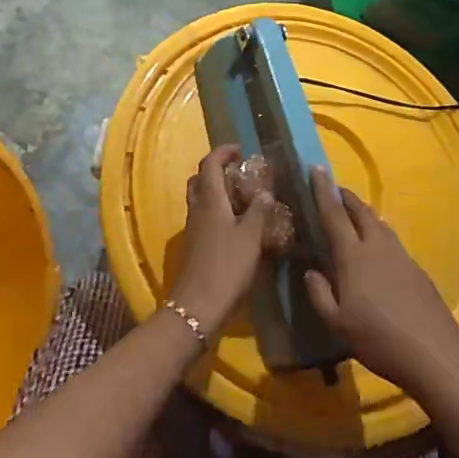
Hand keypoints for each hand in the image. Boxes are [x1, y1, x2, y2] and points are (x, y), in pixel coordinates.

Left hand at [170, 146, 279, 330]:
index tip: (240, 150)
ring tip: (245, 199)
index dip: (222, 153)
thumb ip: (258, 212)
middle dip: (217, 171)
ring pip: (201, 200)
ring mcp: (194, 229)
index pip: (209, 165)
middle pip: (200, 180)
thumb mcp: (250, 237)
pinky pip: (205, 218)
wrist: (199, 307)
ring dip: (218, 192)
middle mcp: (197, 210)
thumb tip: (264, 193)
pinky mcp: (196, 246)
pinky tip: (239, 226)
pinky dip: (219, 213)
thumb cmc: (227, 266)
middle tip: (240, 174)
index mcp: (210, 201)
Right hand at [303, 167, 458, 394]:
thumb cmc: (377, 338)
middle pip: (361, 212)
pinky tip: (376, 254)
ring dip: (364, 215)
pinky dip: (378, 236)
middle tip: (334, 192)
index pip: (334, 214)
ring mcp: (401, 256)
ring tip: (353, 218)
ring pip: (379, 225)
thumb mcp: (337, 323)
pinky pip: (392, 242)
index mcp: (353, 256)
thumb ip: (319, 294)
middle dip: (346, 197)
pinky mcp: (417, 269)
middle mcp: (378, 247)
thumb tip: (310, 272)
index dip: (323, 190)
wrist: (433, 353)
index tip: (316, 168)